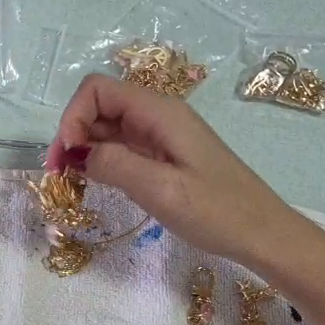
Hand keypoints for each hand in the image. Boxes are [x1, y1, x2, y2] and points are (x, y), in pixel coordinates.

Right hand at [45, 74, 310, 265]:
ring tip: (72, 183)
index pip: (97, 90)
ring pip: (106, 127)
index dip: (73, 116)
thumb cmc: (219, 212)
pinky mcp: (161, 156)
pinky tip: (96, 183)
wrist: (264, 235)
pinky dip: (100, 160)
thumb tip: (74, 152)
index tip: (66, 157)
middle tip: (60, 176)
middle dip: (71, 134)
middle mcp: (157, 116)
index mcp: (160, 113)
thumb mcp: (162, 190)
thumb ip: (114, 165)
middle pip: (98, 106)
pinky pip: (120, 147)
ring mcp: (160, 136)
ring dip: (83, 149)